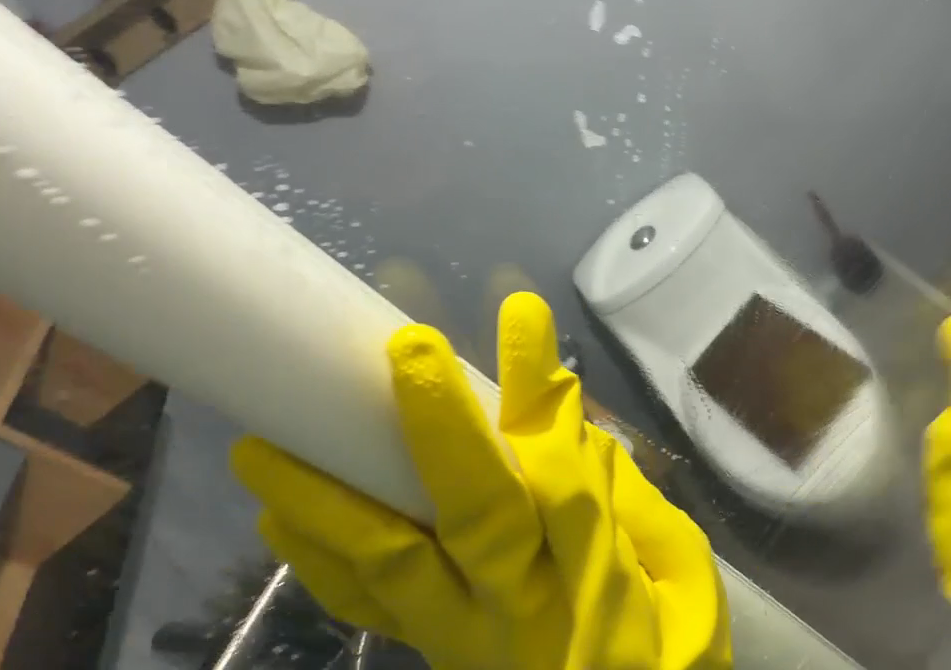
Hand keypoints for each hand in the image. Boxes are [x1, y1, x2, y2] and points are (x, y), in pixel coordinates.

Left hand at [231, 292, 730, 669]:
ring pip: (394, 566)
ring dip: (331, 499)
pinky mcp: (431, 651)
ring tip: (272, 442)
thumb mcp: (678, 564)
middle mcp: (524, 605)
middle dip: (441, 428)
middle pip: (478, 514)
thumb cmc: (664, 646)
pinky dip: (320, 560)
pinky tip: (279, 516)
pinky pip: (368, 609)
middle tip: (408, 348)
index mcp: (601, 575)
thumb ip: (620, 487)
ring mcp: (464, 636)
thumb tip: (555, 404)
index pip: (572, 474)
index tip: (519, 314)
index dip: (542, 396)